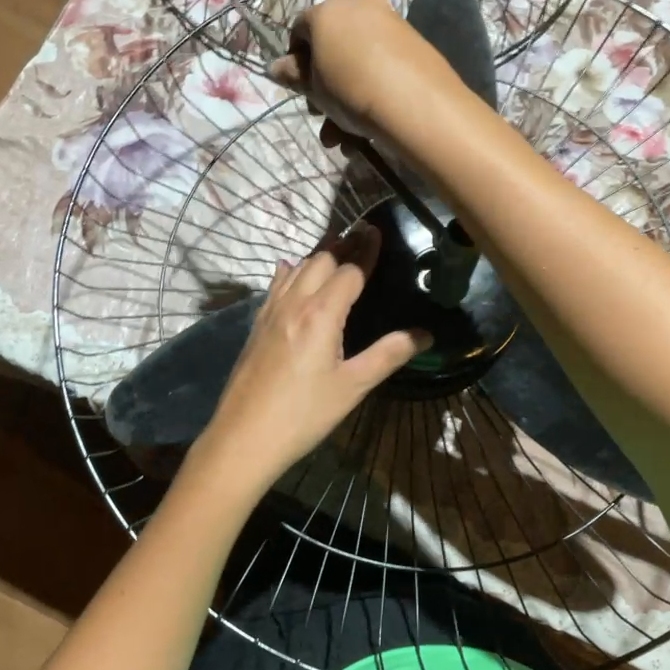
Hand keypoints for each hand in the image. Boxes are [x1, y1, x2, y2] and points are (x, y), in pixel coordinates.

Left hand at [192, 225, 429, 490]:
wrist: (245, 436)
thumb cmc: (303, 414)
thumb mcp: (353, 387)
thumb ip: (388, 355)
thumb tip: (424, 334)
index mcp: (321, 314)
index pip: (349, 271)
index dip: (366, 251)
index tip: (378, 232)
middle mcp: (293, 303)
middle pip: (320, 260)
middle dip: (343, 246)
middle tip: (362, 238)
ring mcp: (270, 313)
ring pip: (295, 270)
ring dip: (318, 255)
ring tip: (336, 249)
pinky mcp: (256, 326)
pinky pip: (275, 287)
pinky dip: (290, 273)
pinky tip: (290, 270)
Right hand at [265, 0, 461, 152]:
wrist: (415, 103)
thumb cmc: (350, 90)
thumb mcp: (313, 88)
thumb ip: (293, 76)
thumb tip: (277, 68)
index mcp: (328, 12)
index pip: (299, 28)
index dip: (294, 60)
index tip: (299, 88)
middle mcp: (359, 7)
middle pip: (330, 47)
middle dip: (322, 87)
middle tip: (321, 115)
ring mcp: (390, 23)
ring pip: (355, 63)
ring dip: (343, 102)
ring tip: (343, 139)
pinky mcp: (413, 43)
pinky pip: (380, 67)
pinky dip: (369, 94)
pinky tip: (367, 132)